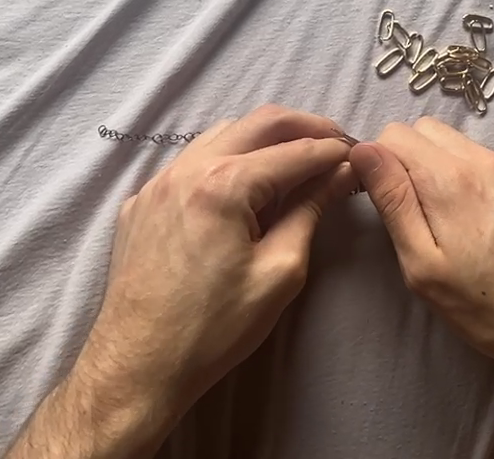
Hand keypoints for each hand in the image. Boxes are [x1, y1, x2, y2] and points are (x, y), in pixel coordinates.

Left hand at [17, 105, 355, 456]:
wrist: (135, 372)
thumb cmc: (214, 330)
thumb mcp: (280, 272)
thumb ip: (311, 210)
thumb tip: (342, 173)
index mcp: (225, 185)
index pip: (296, 151)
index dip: (334, 151)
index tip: (358, 155)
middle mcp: (189, 168)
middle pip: (261, 122)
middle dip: (305, 126)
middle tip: (336, 142)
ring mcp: (160, 181)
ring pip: (225, 132)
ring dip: (266, 136)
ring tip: (296, 158)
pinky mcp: (142, 200)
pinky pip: (193, 158)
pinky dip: (229, 155)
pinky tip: (244, 183)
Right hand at [348, 118, 493, 390]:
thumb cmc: (487, 308)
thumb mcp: (424, 266)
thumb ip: (393, 201)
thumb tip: (364, 150)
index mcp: (450, 178)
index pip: (395, 134)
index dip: (378, 160)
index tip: (382, 195)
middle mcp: (485, 159)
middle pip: (428, 130)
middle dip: (410, 158)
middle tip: (414, 208)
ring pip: (462, 145)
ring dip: (445, 167)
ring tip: (454, 221)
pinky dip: (479, 179)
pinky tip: (490, 223)